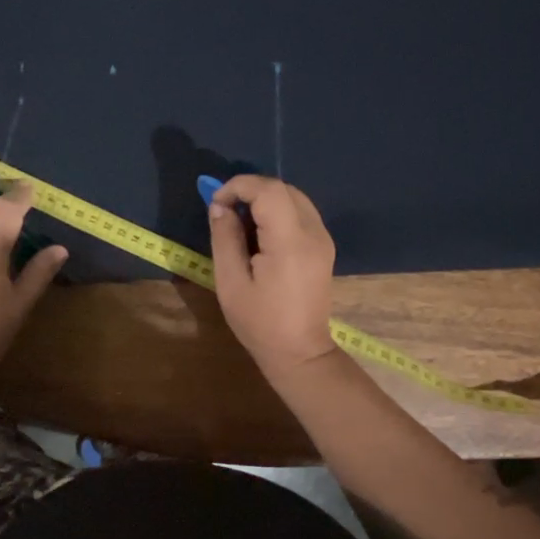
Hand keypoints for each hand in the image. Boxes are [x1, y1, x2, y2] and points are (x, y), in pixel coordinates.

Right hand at [208, 175, 340, 386]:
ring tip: (239, 220)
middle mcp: (313, 233)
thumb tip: (219, 206)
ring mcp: (323, 239)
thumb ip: (225, 238)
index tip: (216, 203)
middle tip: (225, 209)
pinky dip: (276, 210)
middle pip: (283, 188)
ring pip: (293, 197)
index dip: (238, 186)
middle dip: (250, 189)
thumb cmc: (259, 322)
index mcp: (290, 242)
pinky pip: (300, 212)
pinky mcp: (323, 246)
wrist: (299, 352)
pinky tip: (259, 232)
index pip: (268, 191)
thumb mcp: (230, 282)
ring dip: (264, 198)